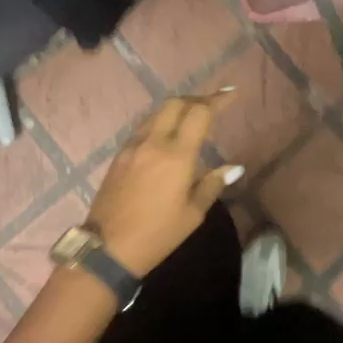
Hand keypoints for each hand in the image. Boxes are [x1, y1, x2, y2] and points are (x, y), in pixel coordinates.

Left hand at [87, 90, 243, 274]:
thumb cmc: (157, 235)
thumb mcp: (192, 214)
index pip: (200, 113)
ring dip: (176, 109)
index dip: (217, 100)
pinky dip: (159, 122)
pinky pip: (143, 128)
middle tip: (212, 105)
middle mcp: (154, 143)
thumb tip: (233, 168)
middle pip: (175, 104)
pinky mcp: (119, 155)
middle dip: (196, 99)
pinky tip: (166, 134)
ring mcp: (133, 147)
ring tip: (191, 116)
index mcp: (177, 156)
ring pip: (156, 113)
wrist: (108, 248)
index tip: (231, 94)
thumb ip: (212, 185)